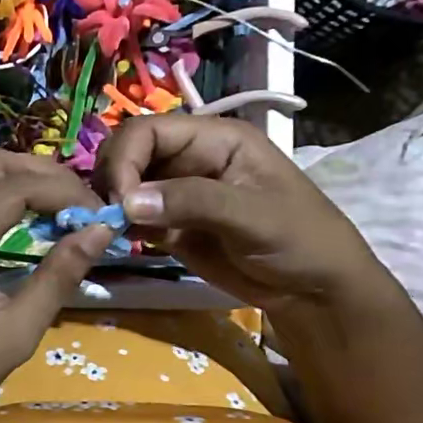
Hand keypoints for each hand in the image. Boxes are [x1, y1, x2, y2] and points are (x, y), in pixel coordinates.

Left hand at [0, 153, 117, 422]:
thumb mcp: (17, 332)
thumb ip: (57, 278)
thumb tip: (101, 231)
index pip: (13, 190)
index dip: (62, 192)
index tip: (99, 214)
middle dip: (46, 174)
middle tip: (85, 200)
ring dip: (28, 177)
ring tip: (68, 202)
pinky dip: (11, 191)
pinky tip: (39, 211)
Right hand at [93, 116, 383, 312]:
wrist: (314, 291)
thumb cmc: (299, 240)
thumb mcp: (253, 216)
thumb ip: (193, 202)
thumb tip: (127, 202)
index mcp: (215, 138)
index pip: (149, 131)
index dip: (126, 159)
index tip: (121, 202)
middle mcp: (190, 158)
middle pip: (129, 152)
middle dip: (112, 180)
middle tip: (109, 218)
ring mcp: (178, 193)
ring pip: (126, 185)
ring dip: (110, 204)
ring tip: (110, 231)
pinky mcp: (172, 226)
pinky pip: (134, 218)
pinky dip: (120, 227)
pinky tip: (120, 241)